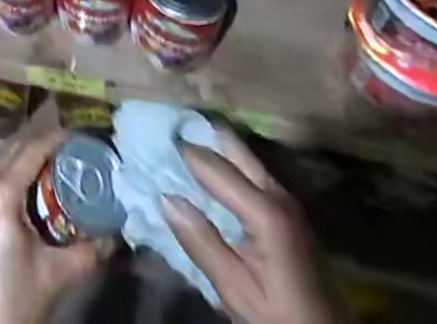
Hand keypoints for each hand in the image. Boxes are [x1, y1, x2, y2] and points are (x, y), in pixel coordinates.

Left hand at [0, 131, 102, 323]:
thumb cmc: (15, 295)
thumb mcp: (58, 272)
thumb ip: (90, 251)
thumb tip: (117, 235)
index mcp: (2, 190)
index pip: (32, 149)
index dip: (58, 138)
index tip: (85, 138)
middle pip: (17, 149)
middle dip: (47, 145)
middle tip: (81, 153)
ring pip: (7, 160)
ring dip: (34, 158)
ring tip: (68, 167)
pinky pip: (1, 176)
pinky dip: (22, 172)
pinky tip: (45, 189)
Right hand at [161, 130, 337, 323]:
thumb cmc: (281, 317)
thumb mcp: (235, 289)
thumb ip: (200, 241)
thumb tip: (164, 196)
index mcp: (265, 211)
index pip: (211, 163)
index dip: (179, 149)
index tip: (149, 136)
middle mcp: (279, 195)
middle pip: (232, 146)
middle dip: (198, 134)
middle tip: (163, 131)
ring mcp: (287, 201)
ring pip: (242, 156)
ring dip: (210, 148)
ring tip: (176, 149)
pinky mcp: (288, 211)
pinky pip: (250, 172)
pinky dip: (224, 164)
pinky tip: (204, 174)